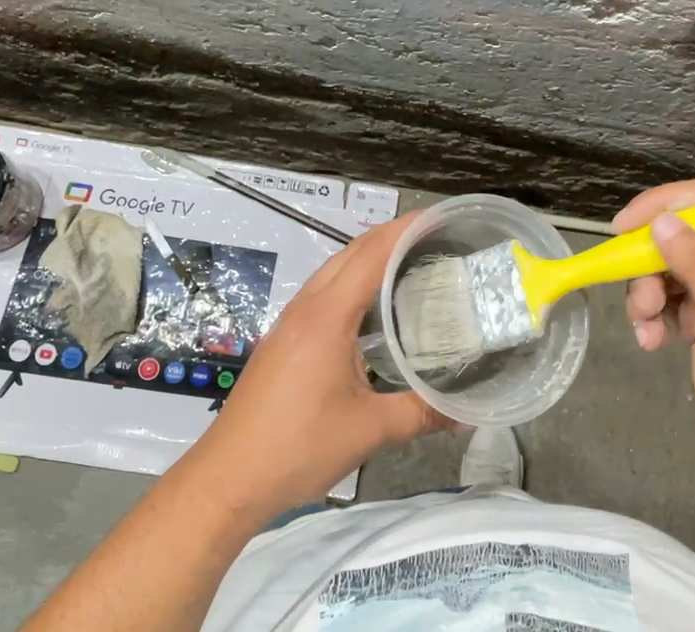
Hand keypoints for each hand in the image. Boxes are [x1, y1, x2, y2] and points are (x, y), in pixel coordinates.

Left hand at [191, 215, 449, 510]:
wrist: (229, 477)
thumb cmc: (298, 447)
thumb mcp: (369, 431)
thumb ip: (420, 414)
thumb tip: (466, 412)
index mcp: (326, 317)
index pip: (370, 255)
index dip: (404, 231)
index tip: (438, 218)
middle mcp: (306, 309)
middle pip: (350, 253)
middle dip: (390, 236)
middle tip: (434, 238)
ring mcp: (289, 323)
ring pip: (332, 272)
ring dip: (367, 259)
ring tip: (410, 264)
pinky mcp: (283, 341)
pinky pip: (322, 295)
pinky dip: (351, 284)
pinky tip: (372, 309)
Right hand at [615, 179, 694, 475]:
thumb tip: (662, 221)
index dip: (663, 205)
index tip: (624, 228)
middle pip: (679, 237)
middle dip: (649, 265)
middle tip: (640, 302)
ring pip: (667, 269)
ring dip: (647, 295)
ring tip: (648, 330)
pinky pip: (670, 301)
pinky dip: (655, 317)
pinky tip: (653, 343)